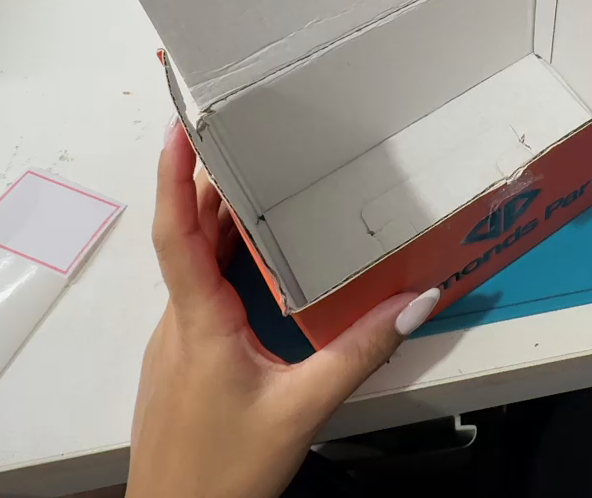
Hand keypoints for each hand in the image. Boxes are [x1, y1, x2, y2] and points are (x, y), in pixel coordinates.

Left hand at [129, 122, 440, 497]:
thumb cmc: (225, 471)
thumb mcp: (302, 409)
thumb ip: (359, 351)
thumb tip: (418, 297)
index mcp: (199, 321)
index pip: (176, 234)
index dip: (173, 178)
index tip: (181, 128)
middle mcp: (178, 320)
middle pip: (187, 236)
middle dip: (209, 180)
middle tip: (242, 133)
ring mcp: (175, 340)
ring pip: (192, 262)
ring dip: (216, 217)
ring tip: (256, 176)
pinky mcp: (183, 357)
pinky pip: (199, 287)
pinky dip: (221, 254)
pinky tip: (258, 257)